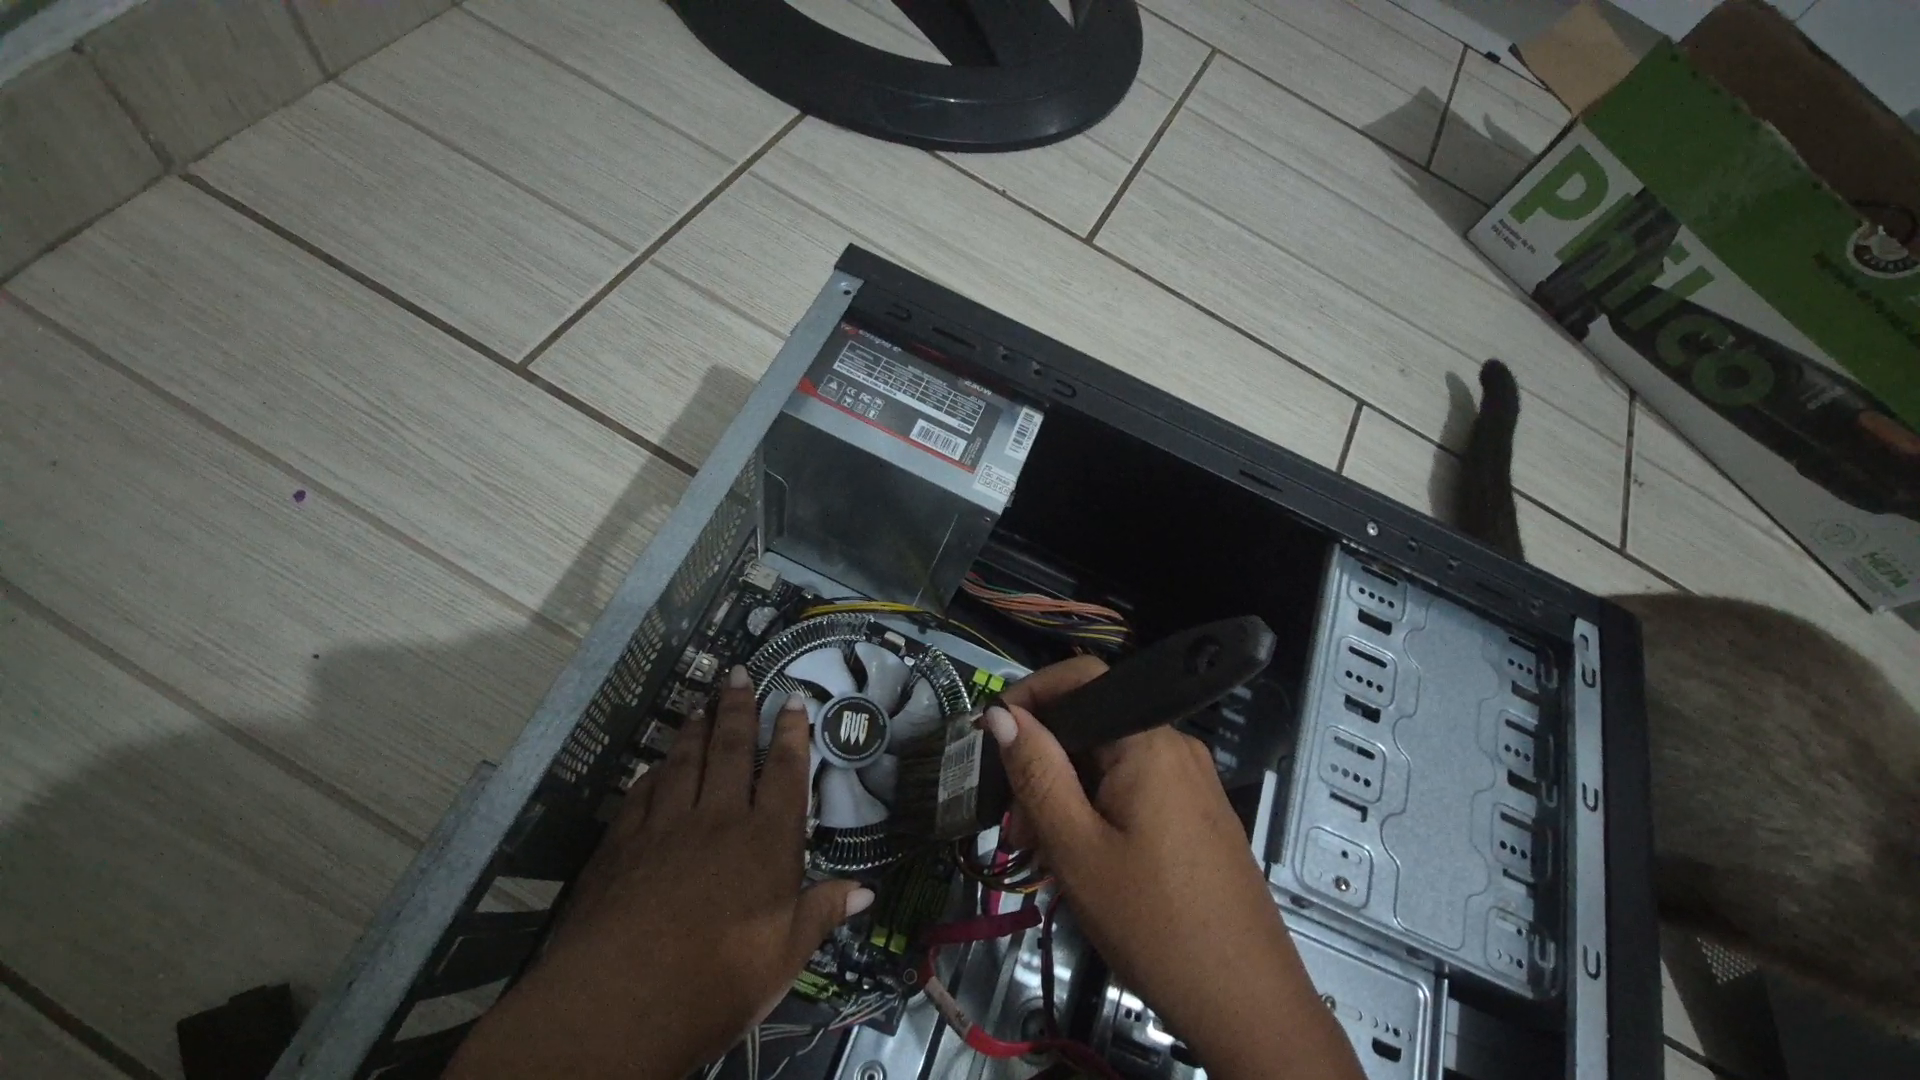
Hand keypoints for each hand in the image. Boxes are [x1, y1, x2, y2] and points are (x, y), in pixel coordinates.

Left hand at [448, 667, 869, 1079]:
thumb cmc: (715, 983)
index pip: (783, 773)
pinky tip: (655, 765)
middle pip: (730, 750)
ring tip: (701, 703)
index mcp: (763, 842)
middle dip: (738, 709)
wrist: (614, 1005)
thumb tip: (866, 891)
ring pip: (683, 761)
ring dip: (694, 729)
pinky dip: (653, 772)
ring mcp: (663, 828)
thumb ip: (821, 915)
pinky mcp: (619, 845)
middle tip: (738, 673)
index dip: (791, 733)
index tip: (792, 700)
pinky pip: (641, 793)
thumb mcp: (783, 958)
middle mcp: (716, 820)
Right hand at [992, 658, 1364, 1079]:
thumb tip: (1002, 713)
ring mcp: (1192, 784)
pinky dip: (1097, 815)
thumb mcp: (1077, 848)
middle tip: (1013, 827)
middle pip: (1094, 727)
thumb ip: (1037, 772)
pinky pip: (1135, 794)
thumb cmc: (1154, 922)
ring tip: (1041, 857)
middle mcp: (1176, 748)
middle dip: (1043, 765)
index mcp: (1149, 741)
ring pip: (1110, 766)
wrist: (1246, 1003)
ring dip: (1065, 797)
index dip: (1031, 695)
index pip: (1083, 677)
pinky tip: (1081, 864)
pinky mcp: (1198, 817)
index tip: (992, 741)